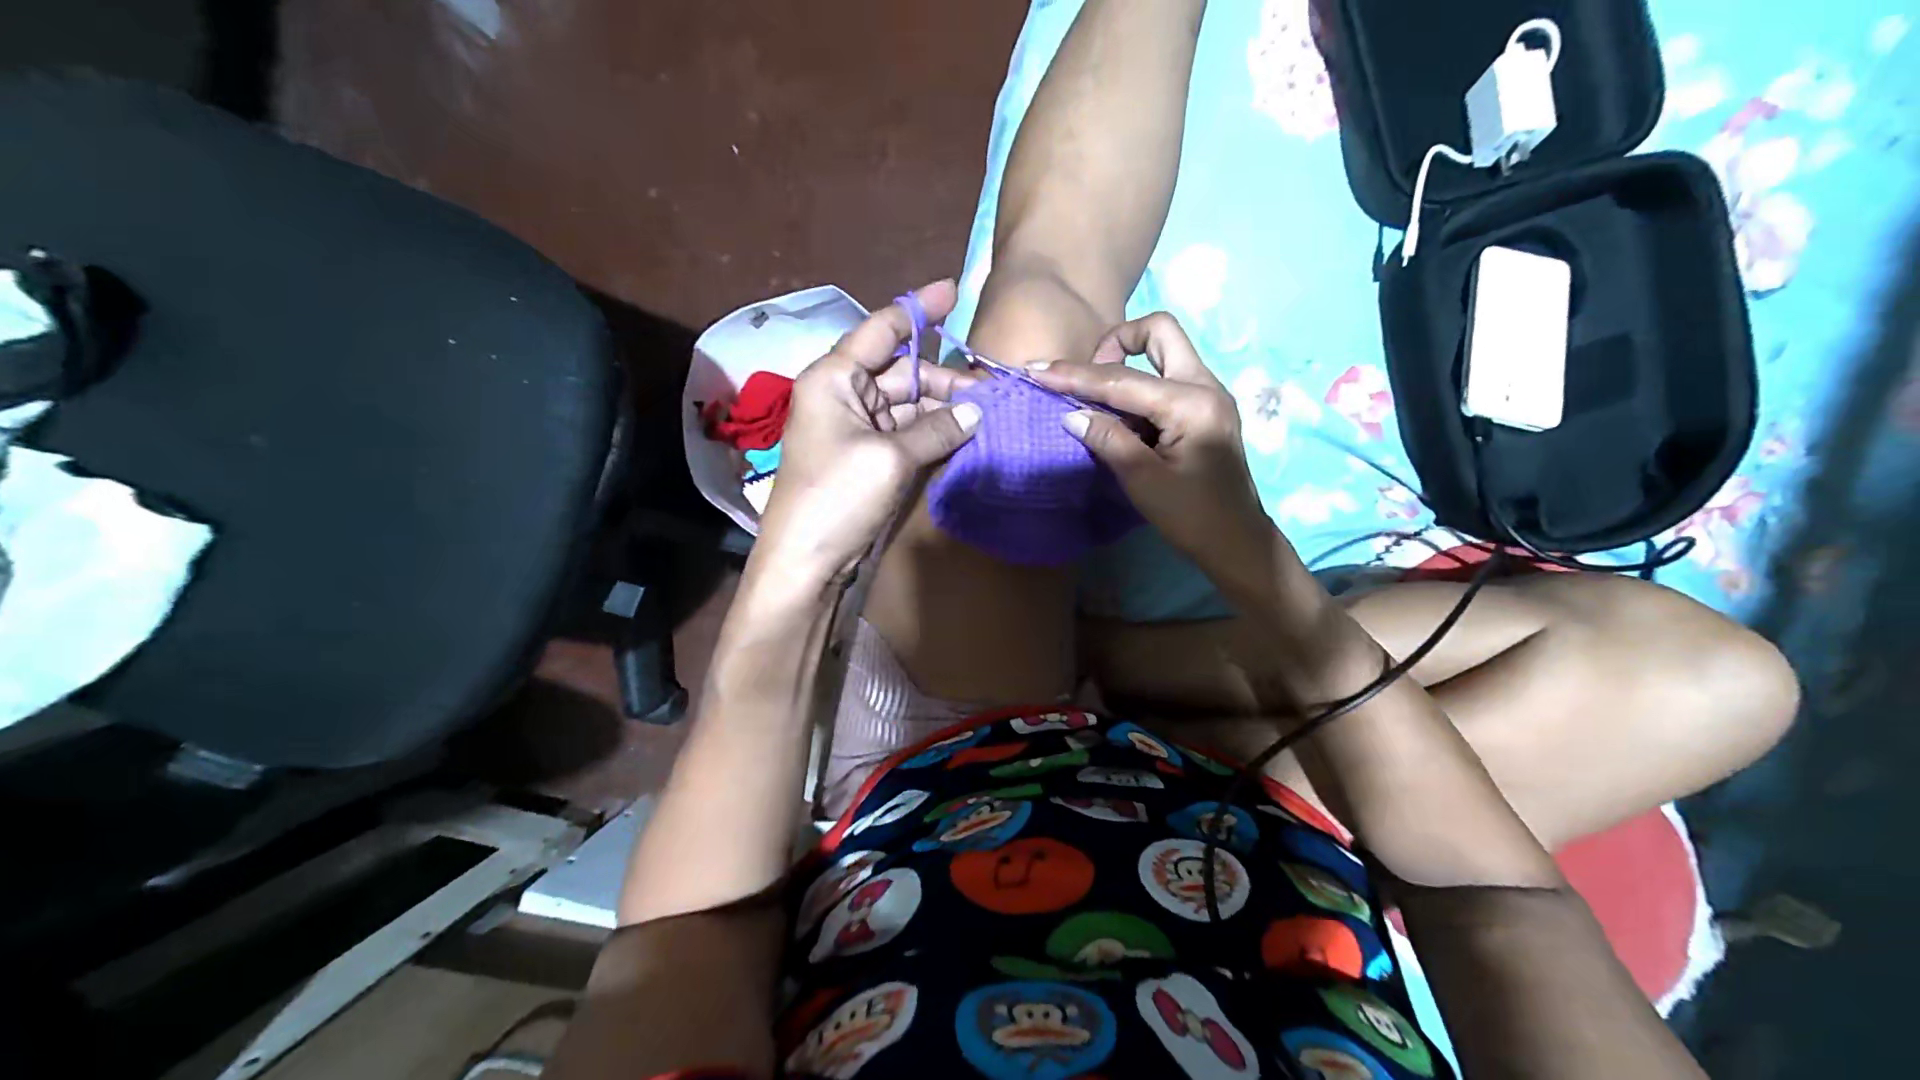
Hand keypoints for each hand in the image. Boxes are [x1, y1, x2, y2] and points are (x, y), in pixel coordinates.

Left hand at [755, 281, 982, 582]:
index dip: (919, 309)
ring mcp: (858, 429)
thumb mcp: (891, 457)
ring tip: (988, 413)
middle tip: (991, 387)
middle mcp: (845, 395)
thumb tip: (978, 412)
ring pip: (909, 404)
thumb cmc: (838, 496)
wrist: (807, 562)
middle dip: (945, 376)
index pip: (882, 329)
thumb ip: (937, 428)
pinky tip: (967, 433)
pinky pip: (908, 433)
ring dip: (944, 407)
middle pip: (903, 371)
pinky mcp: (870, 459)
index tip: (955, 292)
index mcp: (835, 377)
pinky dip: (935, 432)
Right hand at [1027, 312, 1279, 596]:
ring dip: (1128, 364)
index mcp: (1191, 403)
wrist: (1237, 542)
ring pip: (1164, 351)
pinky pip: (1166, 378)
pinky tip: (1121, 417)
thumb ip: (1107, 439)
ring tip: (1099, 401)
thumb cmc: (1192, 517)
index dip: (1075, 374)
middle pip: (1159, 331)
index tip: (1036, 368)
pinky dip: (1139, 386)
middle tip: (1090, 378)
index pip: (1122, 378)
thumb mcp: (1143, 481)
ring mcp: (1209, 394)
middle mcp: (1205, 385)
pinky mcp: (1205, 408)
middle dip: (1117, 342)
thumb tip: (1071, 414)